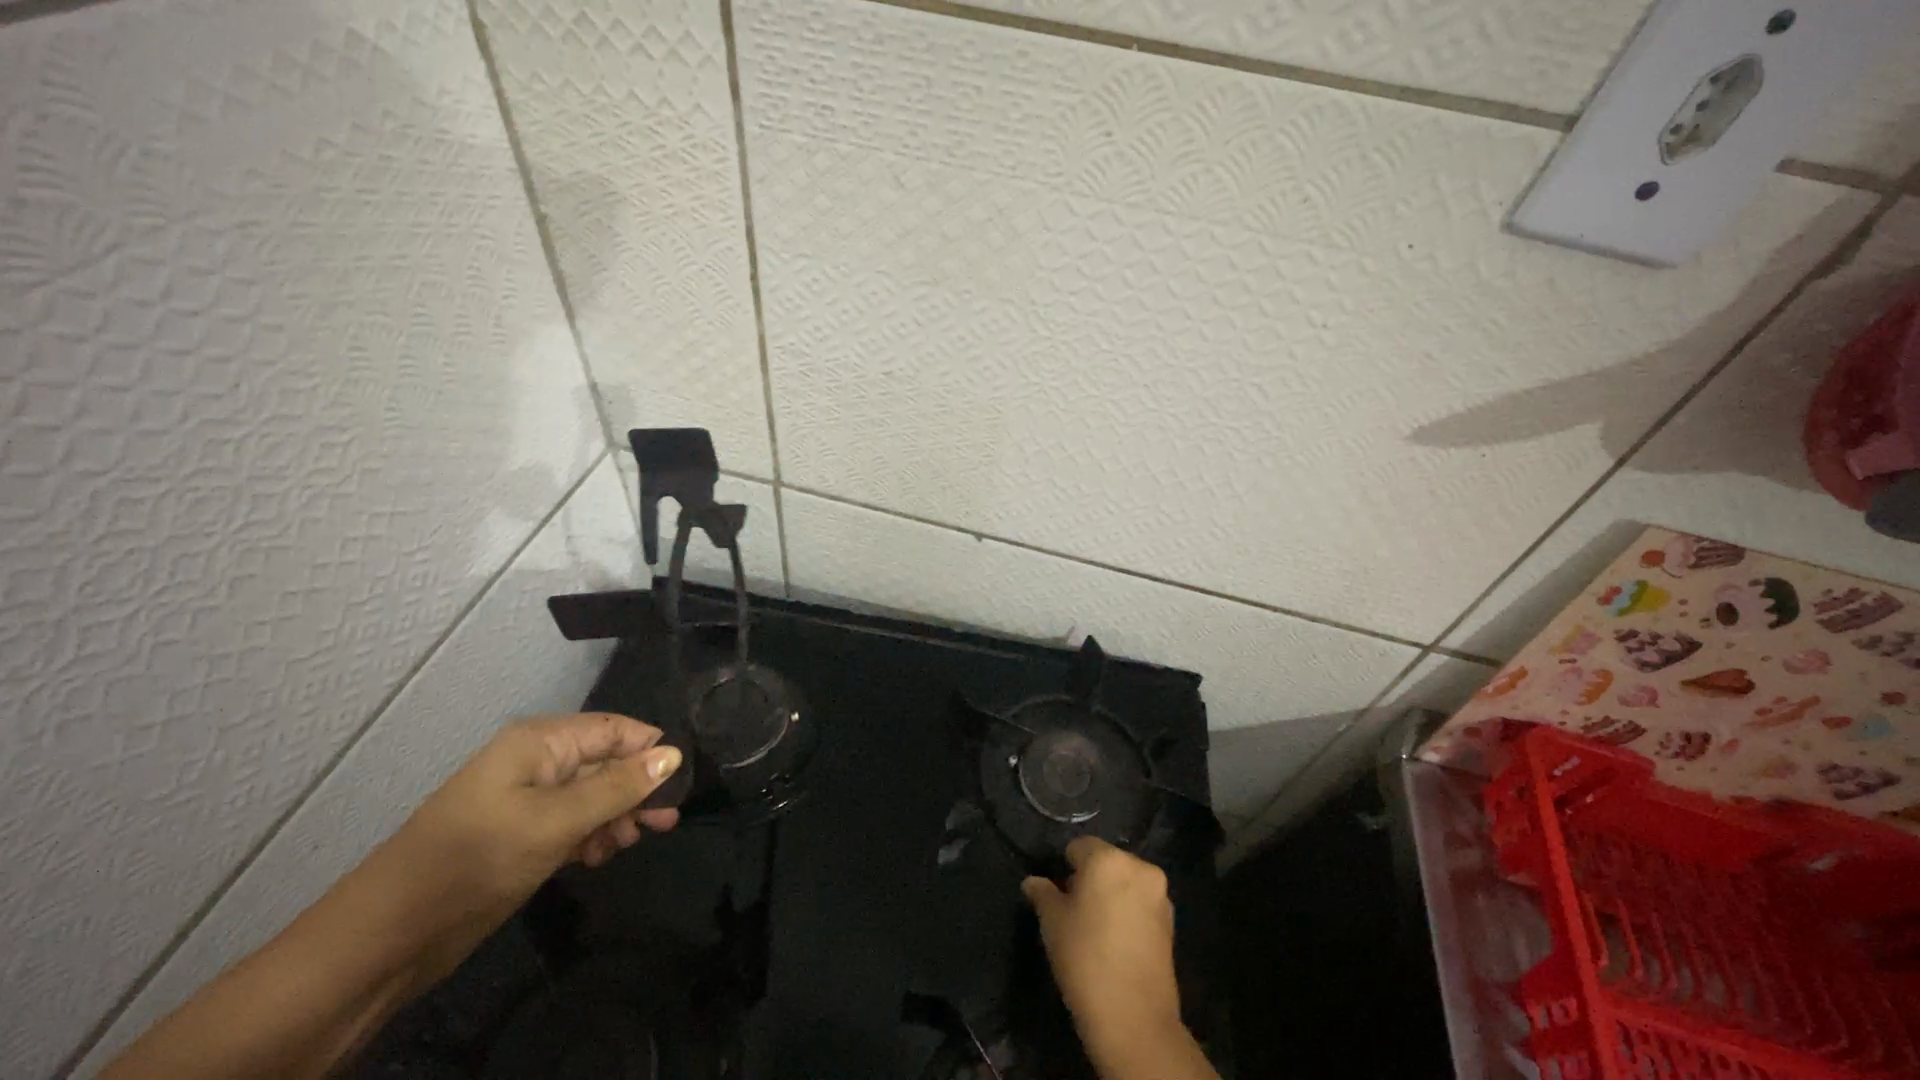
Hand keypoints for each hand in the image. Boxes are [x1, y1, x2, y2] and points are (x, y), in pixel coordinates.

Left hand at [377, 713, 682, 966]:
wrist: (396, 929)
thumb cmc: (479, 858)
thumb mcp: (556, 820)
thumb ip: (617, 787)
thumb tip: (673, 755)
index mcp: (539, 743)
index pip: (613, 729)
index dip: (651, 749)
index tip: (686, 782)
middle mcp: (536, 764)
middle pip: (605, 762)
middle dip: (639, 787)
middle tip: (668, 821)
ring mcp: (528, 802)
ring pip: (593, 796)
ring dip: (618, 815)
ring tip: (634, 842)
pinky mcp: (522, 837)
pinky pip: (573, 823)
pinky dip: (593, 836)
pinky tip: (601, 856)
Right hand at [1022, 837, 1180, 1042]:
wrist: (1133, 1016)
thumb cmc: (1084, 957)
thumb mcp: (1052, 923)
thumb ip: (1042, 893)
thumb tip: (1033, 882)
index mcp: (1109, 859)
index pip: (1078, 847)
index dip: (1063, 868)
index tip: (1056, 895)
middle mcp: (1140, 868)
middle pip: (1106, 862)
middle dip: (1089, 879)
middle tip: (1073, 912)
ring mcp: (1160, 896)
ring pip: (1125, 883)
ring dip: (1110, 895)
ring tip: (1095, 930)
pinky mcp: (1171, 922)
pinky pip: (1141, 904)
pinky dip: (1127, 913)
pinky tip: (1115, 942)